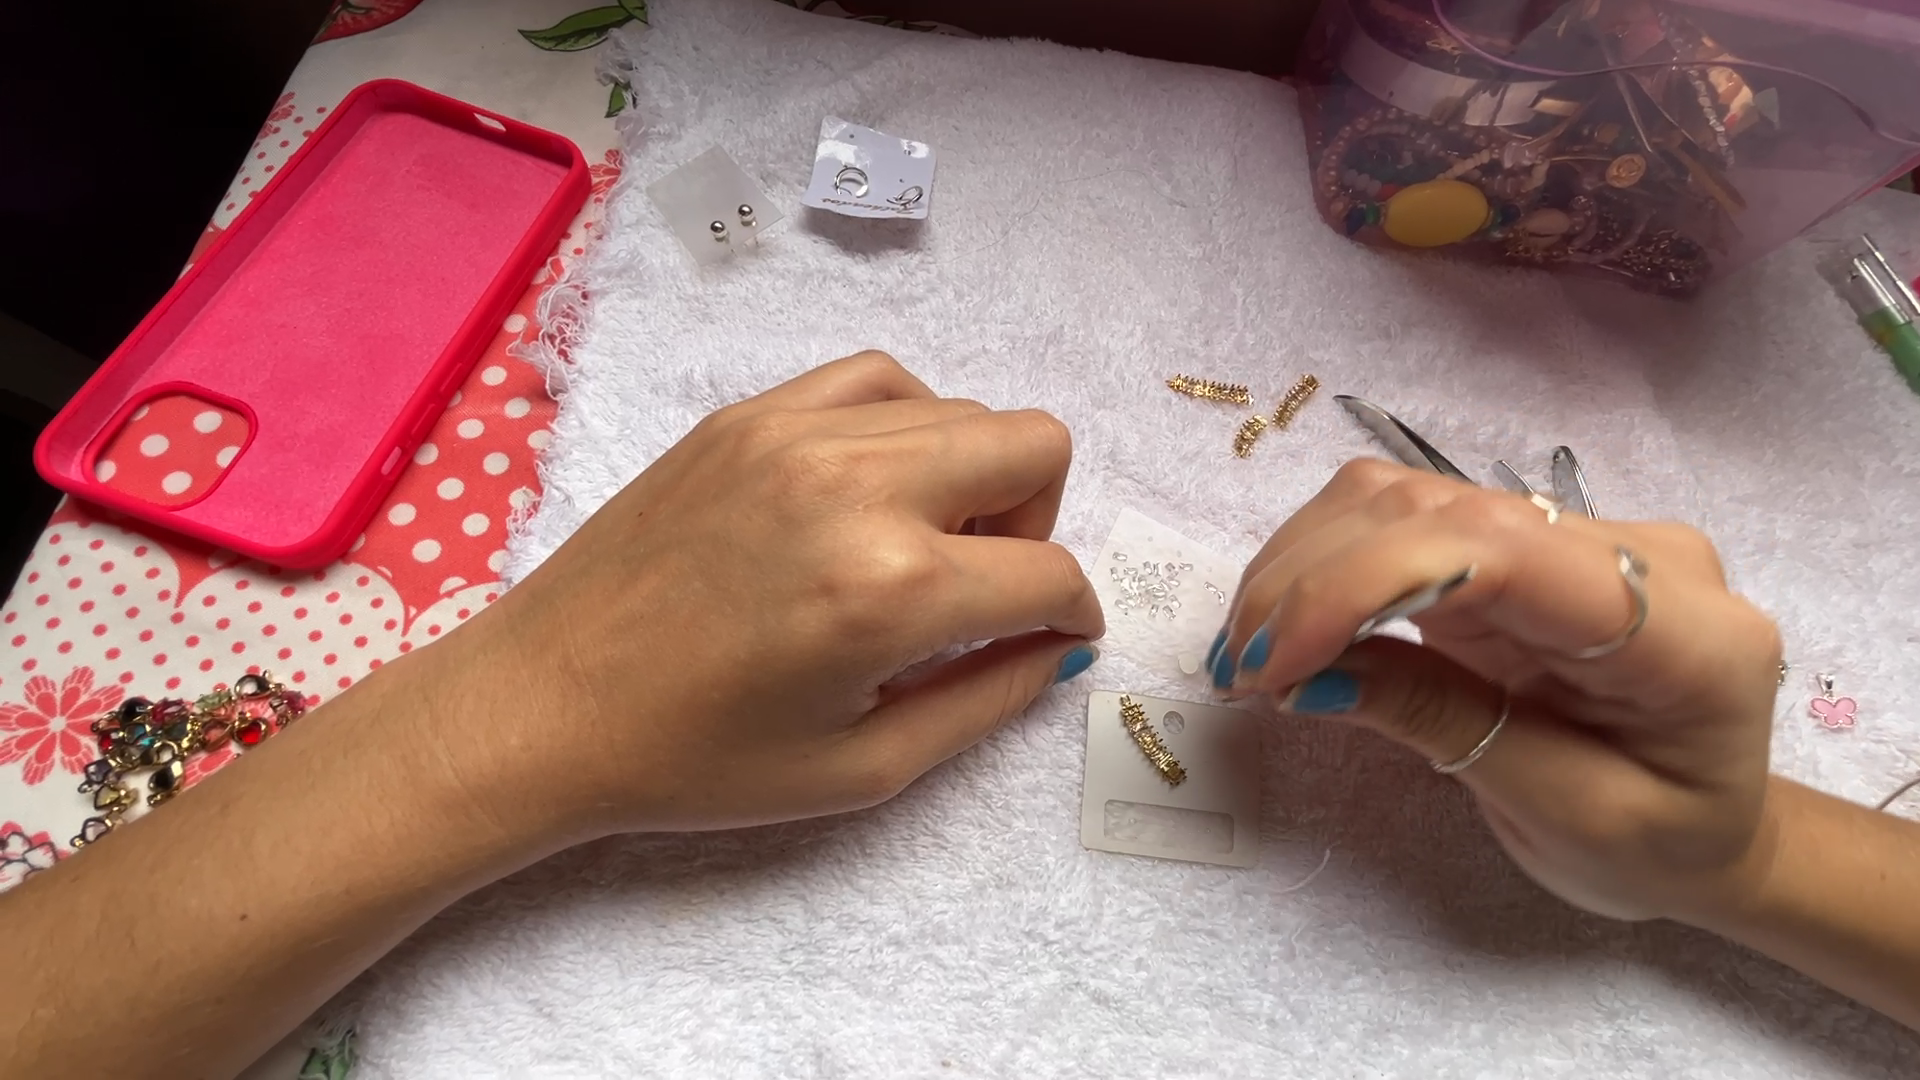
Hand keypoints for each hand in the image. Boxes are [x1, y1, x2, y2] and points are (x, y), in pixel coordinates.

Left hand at [417, 352, 1103, 841]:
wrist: (541, 702)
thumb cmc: (702, 760)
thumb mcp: (867, 767)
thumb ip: (990, 699)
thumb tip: (1060, 644)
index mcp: (893, 590)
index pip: (1050, 572)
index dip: (1074, 609)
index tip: (1061, 631)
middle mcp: (861, 485)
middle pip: (1036, 445)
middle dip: (1041, 521)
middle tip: (988, 578)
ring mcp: (801, 430)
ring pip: (968, 408)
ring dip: (978, 476)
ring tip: (921, 537)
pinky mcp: (753, 412)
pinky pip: (883, 380)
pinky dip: (913, 426)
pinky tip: (877, 482)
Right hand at [1210, 460, 1781, 921]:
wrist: (1703, 818)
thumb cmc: (1659, 841)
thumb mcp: (1563, 811)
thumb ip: (1441, 722)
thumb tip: (1304, 677)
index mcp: (1681, 629)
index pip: (1491, 549)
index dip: (1358, 586)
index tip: (1272, 665)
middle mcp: (1617, 547)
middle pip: (1421, 511)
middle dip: (1304, 584)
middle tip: (1238, 669)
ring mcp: (1547, 530)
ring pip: (1385, 498)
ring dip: (1292, 567)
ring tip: (1248, 648)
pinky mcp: (1491, 538)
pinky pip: (1379, 517)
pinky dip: (1310, 562)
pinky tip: (1282, 617)